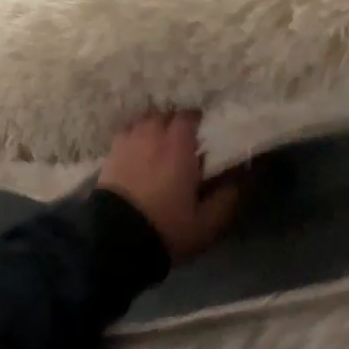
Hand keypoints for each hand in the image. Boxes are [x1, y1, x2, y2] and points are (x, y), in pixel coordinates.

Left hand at [96, 112, 238, 263]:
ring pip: (143, 120)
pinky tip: (138, 148)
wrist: (118, 234)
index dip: (195, 119)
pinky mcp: (111, 151)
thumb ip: (225, 199)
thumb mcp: (206, 222)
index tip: (202, 128)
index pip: (187, 118)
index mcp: (178, 148)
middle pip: (164, 115)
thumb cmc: (167, 227)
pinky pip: (126, 132)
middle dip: (174, 122)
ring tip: (160, 141)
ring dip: (154, 125)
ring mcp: (128, 141)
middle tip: (182, 138)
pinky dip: (135, 134)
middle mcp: (152, 136)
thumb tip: (238, 180)